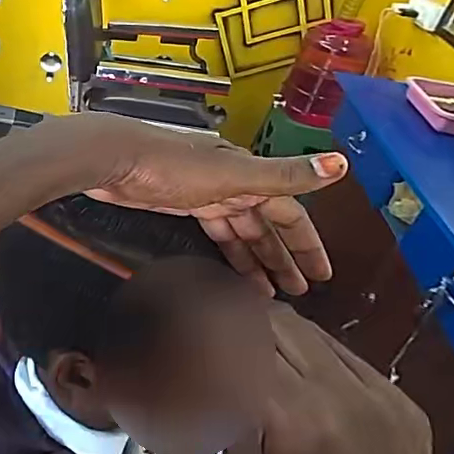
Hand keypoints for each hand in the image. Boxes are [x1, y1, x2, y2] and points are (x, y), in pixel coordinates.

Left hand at [33, 113, 344, 294]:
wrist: (114, 159)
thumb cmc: (171, 164)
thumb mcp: (233, 172)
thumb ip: (284, 175)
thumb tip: (339, 164)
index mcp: (247, 174)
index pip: (289, 212)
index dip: (306, 242)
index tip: (322, 275)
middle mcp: (229, 182)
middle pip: (264, 224)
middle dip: (283, 257)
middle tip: (299, 292)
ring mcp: (202, 193)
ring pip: (238, 230)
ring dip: (254, 259)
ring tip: (268, 293)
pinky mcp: (176, 203)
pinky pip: (212, 231)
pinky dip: (225, 250)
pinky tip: (229, 268)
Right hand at [214, 301, 453, 453]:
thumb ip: (230, 407)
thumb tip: (201, 363)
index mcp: (297, 418)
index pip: (240, 346)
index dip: (207, 329)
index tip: (182, 321)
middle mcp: (343, 394)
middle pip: (278, 323)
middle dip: (238, 318)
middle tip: (210, 322)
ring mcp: (381, 394)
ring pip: (313, 332)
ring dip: (275, 330)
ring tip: (248, 338)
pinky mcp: (403, 400)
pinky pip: (346, 357)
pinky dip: (312, 353)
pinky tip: (296, 368)